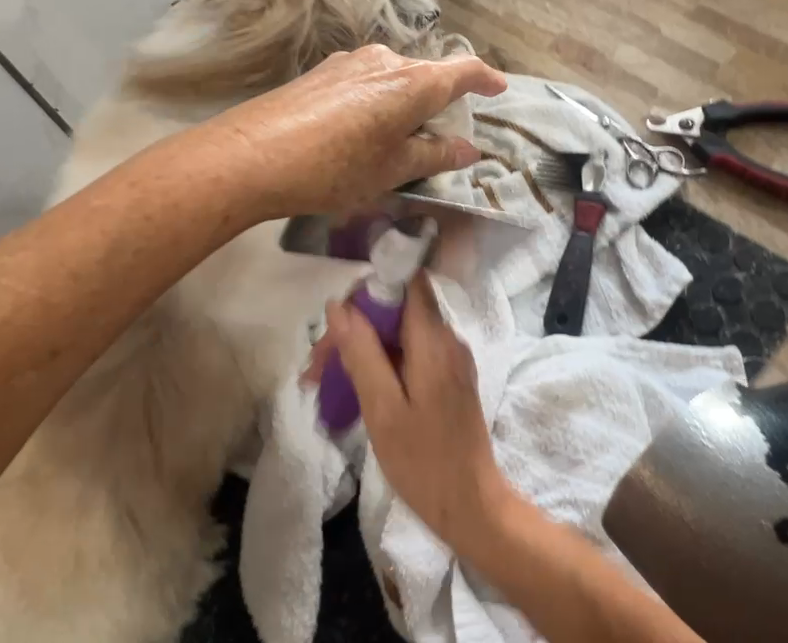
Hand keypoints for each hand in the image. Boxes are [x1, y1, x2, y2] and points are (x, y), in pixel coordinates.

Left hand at [171, 45, 504, 222]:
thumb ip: (434, 155)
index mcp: (413, 83)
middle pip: (426, 76)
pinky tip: (358, 132)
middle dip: (440, 102)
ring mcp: (349, 62)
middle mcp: (385, 61)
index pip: (463, 70)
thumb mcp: (392, 170)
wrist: (249, 156)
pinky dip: (377, 102)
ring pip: (393, 80)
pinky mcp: (320, 72)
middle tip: (440, 138)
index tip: (499, 89)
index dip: (486, 79)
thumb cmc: (334, 168)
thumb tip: (468, 149)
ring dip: (404, 104)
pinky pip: (365, 83)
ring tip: (395, 141)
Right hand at [311, 273, 515, 550]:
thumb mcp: (382, 409)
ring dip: (362, 349)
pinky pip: (410, 354)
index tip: (336, 319)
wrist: (471, 505)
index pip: (405, 282)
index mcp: (434, 340)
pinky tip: (353, 390)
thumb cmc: (424, 461)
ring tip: (324, 383)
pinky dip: (380, 364)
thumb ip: (362, 352)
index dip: (368, 290)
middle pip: (396, 310)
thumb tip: (338, 305)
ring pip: (399, 333)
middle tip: (316, 368)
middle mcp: (447, 339)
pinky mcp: (448, 379)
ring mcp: (451, 359)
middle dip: (354, 328)